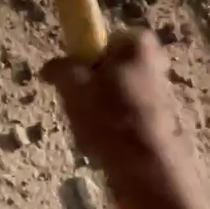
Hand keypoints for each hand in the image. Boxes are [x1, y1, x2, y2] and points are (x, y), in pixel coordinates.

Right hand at [42, 28, 201, 208]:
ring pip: (111, 97)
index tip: (71, 77)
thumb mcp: (74, 87)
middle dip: (87, 88)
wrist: (147, 169)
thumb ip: (60, 70)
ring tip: (87, 130)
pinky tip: (101, 144)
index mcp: (139, 45)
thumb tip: (50, 68)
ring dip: (95, 112)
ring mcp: (159, 95)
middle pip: (106, 69)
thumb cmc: (112, 118)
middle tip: (75, 105)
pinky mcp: (157, 123)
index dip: (84, 57)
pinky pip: (121, 119)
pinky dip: (108, 129)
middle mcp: (155, 64)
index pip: (104, 39)